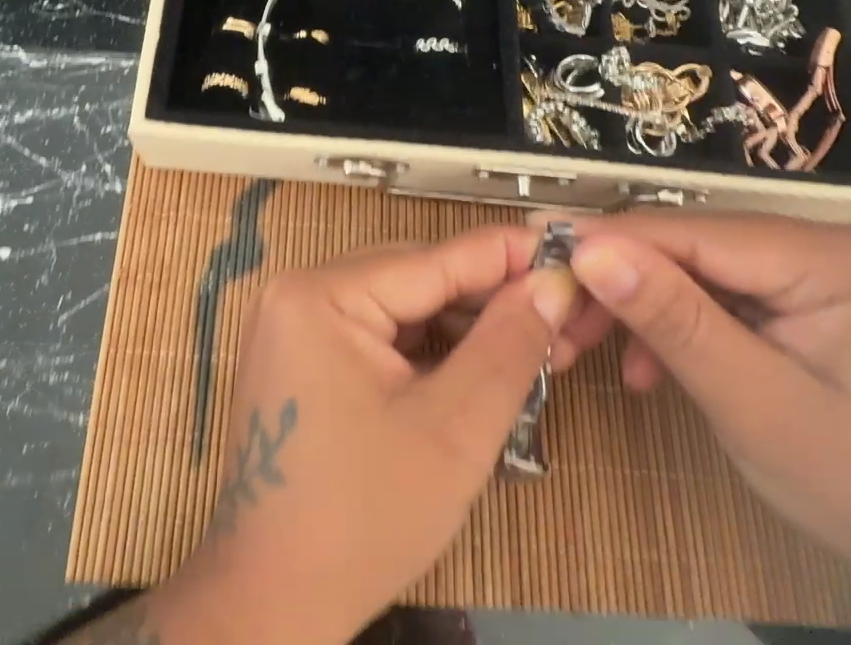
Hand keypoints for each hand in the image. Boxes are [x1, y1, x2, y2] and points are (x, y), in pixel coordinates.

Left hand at [141, 225, 579, 644]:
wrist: (278, 595)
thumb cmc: (364, 517)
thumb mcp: (454, 427)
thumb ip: (509, 344)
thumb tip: (552, 283)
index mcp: (319, 296)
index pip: (432, 260)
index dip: (510, 257)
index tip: (573, 256)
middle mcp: (296, 295)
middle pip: (415, 279)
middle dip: (490, 302)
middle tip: (562, 323)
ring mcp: (292, 327)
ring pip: (400, 308)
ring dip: (463, 329)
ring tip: (535, 351)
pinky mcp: (299, 358)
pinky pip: (376, 335)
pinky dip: (428, 351)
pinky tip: (479, 370)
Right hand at [557, 211, 850, 644]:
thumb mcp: (755, 405)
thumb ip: (672, 320)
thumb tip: (588, 250)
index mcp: (849, 257)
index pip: (700, 230)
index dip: (612, 239)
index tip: (535, 249)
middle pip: (707, 248)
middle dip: (630, 284)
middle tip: (564, 322)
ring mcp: (850, 272)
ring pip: (718, 273)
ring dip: (657, 311)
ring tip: (608, 357)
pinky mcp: (841, 302)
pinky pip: (747, 298)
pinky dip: (698, 328)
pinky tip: (665, 367)